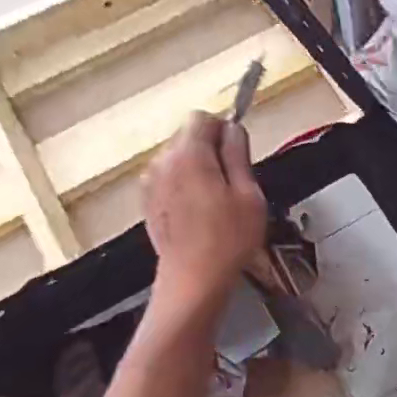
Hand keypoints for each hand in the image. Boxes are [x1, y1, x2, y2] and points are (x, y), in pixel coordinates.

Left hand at [143, 113, 267, 314]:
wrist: (193, 279)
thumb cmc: (229, 239)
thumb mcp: (249, 196)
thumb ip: (238, 155)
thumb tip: (233, 128)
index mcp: (190, 154)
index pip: (202, 117)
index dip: (223, 131)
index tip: (239, 156)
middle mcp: (163, 160)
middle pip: (187, 136)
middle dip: (211, 151)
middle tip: (234, 185)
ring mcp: (151, 181)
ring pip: (178, 158)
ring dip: (198, 170)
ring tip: (217, 203)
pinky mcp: (147, 200)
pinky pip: (169, 179)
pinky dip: (185, 187)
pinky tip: (200, 214)